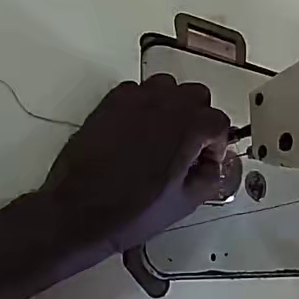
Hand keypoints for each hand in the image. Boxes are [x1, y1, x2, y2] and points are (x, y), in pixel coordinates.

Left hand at [40, 74, 231, 255]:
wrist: (80, 211)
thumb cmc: (126, 210)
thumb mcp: (184, 202)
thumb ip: (208, 177)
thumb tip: (209, 167)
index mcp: (186, 127)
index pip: (218, 121)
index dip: (216, 143)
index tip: (206, 158)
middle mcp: (162, 106)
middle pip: (196, 96)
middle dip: (198, 118)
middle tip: (191, 145)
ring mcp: (133, 101)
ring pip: (166, 86)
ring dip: (171, 106)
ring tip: (164, 134)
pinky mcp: (108, 104)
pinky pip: (134, 91)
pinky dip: (142, 105)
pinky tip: (138, 130)